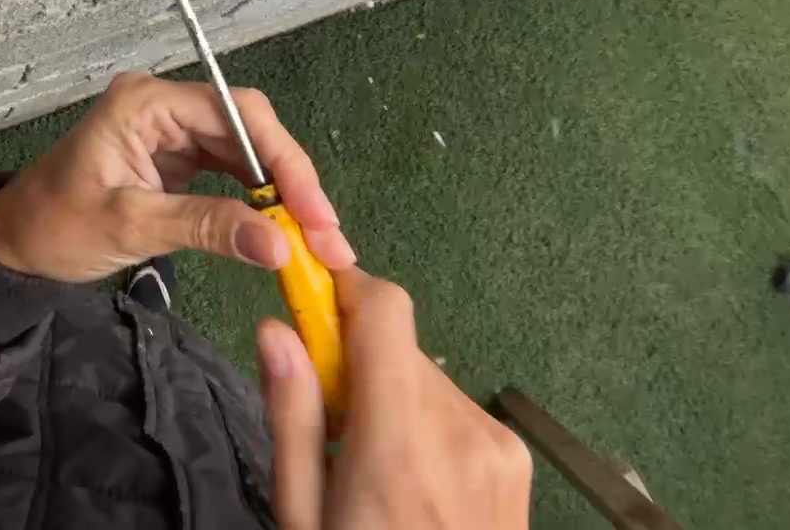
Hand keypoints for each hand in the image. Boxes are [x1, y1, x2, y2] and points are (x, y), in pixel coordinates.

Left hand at [0, 72, 355, 282]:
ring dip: (280, 194)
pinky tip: (280, 229)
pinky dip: (256, 200)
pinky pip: (227, 169)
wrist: (16, 240)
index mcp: (145, 102)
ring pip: (244, 150)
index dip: (284, 159)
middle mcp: (162, 105)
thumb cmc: (56, 224)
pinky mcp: (173, 156)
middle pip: (247, 129)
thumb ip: (205, 227)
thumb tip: (280, 245)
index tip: (316, 214)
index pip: (234, 113)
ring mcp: (169, 129)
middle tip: (328, 238)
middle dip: (290, 181)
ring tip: (316, 241)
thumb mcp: (130, 225)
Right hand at [257, 268, 531, 529]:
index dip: (343, 283)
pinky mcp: (515, 458)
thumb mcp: (302, 513)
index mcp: (403, 447)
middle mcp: (465, 432)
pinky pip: (447, 400)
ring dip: (383, 385)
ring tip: (367, 453)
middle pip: (394, 341)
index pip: (385, 310)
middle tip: (325, 409)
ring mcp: (500, 447)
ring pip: (418, 368)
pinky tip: (406, 470)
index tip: (306, 293)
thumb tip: (273, 325)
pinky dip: (415, 411)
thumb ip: (291, 415)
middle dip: (352, 353)